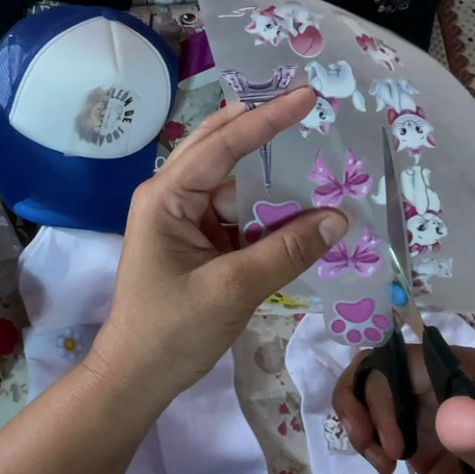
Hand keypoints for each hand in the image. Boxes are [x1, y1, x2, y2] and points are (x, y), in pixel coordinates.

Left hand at [86, 88, 346, 400]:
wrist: (135, 377)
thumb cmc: (172, 330)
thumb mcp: (234, 289)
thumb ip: (286, 251)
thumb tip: (339, 217)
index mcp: (166, 197)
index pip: (222, 145)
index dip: (266, 119)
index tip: (305, 96)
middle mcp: (171, 197)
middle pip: (221, 150)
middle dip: (261, 128)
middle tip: (307, 106)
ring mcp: (182, 218)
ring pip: (232, 182)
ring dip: (270, 174)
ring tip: (316, 153)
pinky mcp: (195, 241)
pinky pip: (235, 213)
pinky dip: (266, 209)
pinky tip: (300, 206)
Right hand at [336, 346, 474, 473]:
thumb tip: (448, 413)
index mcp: (470, 377)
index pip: (408, 354)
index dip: (386, 382)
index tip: (389, 430)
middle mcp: (443, 385)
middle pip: (382, 367)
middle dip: (364, 399)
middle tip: (370, 443)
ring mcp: (429, 414)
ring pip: (373, 391)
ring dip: (358, 415)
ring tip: (375, 458)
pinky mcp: (419, 444)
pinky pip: (378, 424)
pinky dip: (367, 437)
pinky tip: (382, 466)